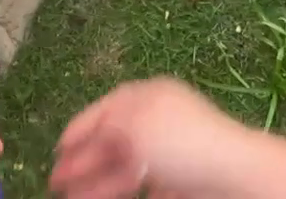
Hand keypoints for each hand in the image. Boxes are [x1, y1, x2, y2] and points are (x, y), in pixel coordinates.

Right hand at [49, 77, 255, 198]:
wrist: (231, 175)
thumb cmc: (181, 142)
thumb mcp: (138, 124)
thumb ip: (110, 123)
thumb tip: (94, 129)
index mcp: (149, 96)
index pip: (108, 105)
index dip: (81, 125)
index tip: (56, 148)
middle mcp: (157, 118)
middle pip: (113, 137)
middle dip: (83, 158)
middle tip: (54, 182)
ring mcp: (168, 150)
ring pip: (124, 166)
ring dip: (95, 182)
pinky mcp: (177, 179)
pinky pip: (140, 184)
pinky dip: (118, 191)